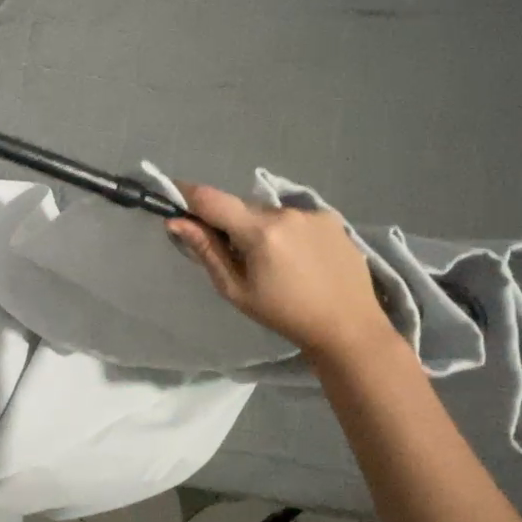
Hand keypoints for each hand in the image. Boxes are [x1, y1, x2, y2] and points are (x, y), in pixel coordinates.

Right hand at [167, 183, 396, 360]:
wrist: (350, 327)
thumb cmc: (284, 314)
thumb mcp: (235, 289)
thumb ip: (206, 250)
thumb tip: (175, 221)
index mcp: (260, 231)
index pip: (211, 198)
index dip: (186, 193)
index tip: (171, 197)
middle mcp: (287, 213)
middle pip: (239, 206)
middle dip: (227, 222)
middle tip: (230, 252)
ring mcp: (314, 213)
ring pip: (267, 212)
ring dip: (257, 227)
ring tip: (270, 260)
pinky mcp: (333, 219)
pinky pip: (293, 217)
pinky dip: (283, 230)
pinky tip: (296, 257)